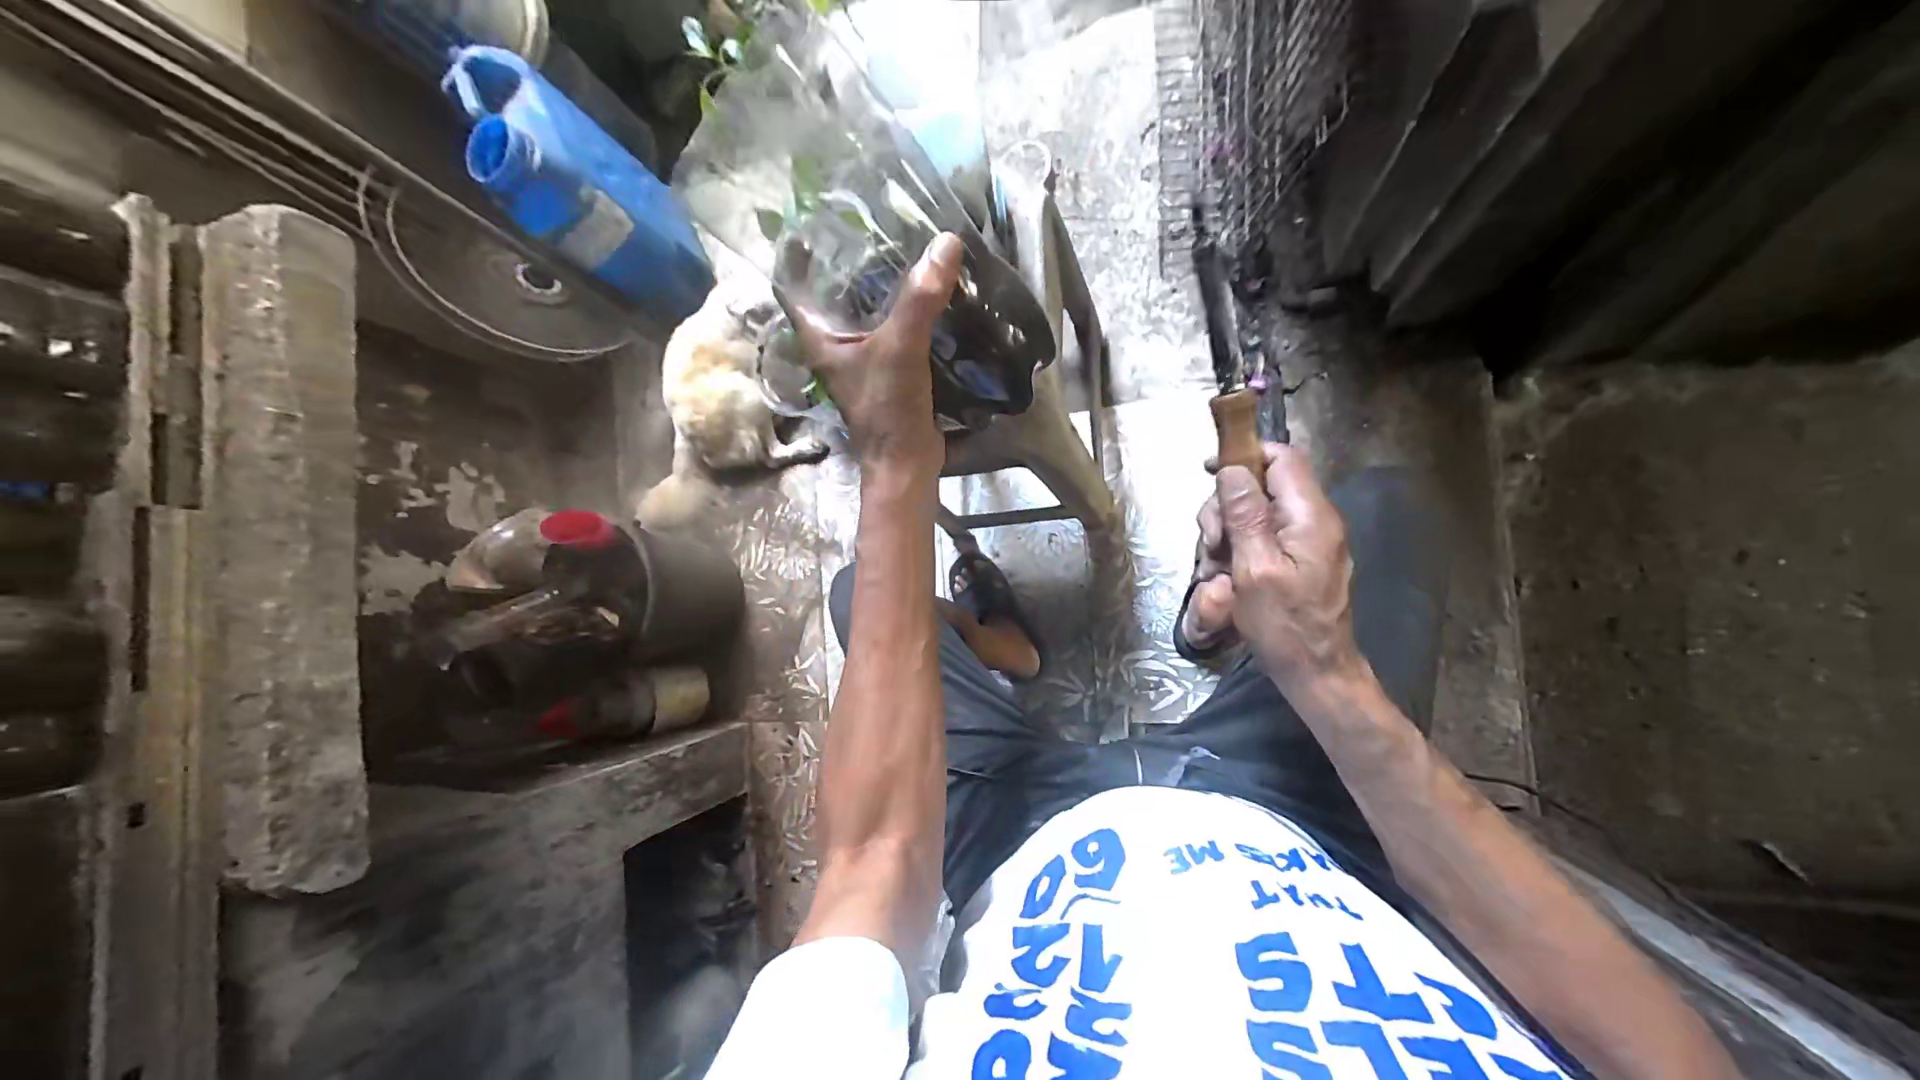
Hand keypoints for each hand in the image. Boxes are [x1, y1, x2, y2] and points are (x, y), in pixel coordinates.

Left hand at [787, 233, 963, 487]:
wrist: (908, 463)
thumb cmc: (889, 409)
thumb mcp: (901, 348)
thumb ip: (921, 299)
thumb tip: (947, 242)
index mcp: (819, 337)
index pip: (796, 283)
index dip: (804, 250)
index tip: (824, 216)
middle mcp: (834, 344)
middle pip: (837, 291)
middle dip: (856, 259)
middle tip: (880, 220)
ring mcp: (862, 357)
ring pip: (869, 309)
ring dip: (886, 284)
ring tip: (908, 245)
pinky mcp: (890, 369)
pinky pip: (896, 328)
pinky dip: (909, 309)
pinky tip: (930, 289)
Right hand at [1210, 443, 1368, 695]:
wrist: (1315, 672)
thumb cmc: (1285, 625)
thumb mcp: (1255, 570)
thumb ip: (1245, 517)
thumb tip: (1232, 471)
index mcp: (1310, 517)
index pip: (1283, 458)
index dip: (1246, 457)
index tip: (1210, 472)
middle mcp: (1313, 521)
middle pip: (1261, 486)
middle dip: (1225, 508)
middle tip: (1211, 544)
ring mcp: (1306, 542)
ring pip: (1254, 513)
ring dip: (1225, 534)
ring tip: (1214, 569)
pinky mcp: (1297, 559)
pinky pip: (1261, 537)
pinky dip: (1237, 550)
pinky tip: (1224, 577)